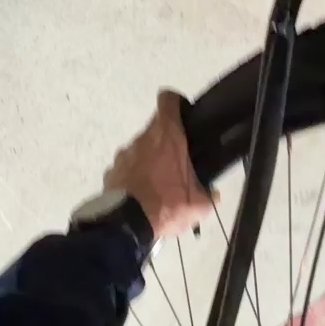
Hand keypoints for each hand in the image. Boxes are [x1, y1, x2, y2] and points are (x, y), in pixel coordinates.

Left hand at [105, 91, 215, 240]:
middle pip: (156, 130)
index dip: (176, 103)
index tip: (183, 114)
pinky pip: (126, 169)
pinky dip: (133, 178)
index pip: (169, 100)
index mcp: (167, 135)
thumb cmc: (167, 205)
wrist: (127, 225)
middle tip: (177, 167)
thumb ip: (209, 195)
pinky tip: (141, 196)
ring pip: (140, 150)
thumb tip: (213, 195)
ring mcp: (123, 154)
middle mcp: (142, 138)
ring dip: (149, 162)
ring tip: (158, 188)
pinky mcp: (111, 171)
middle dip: (166, 145)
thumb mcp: (198, 204)